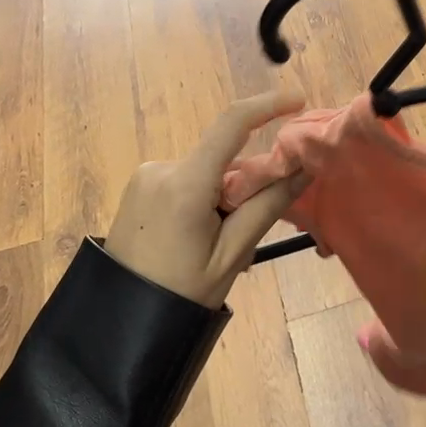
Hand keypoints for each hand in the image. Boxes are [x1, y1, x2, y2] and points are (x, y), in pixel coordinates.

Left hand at [104, 90, 307, 308]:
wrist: (119, 325)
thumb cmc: (180, 295)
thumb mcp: (231, 254)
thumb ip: (269, 204)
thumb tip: (306, 166)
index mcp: (186, 183)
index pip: (232, 123)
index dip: (269, 105)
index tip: (299, 101)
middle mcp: (162, 167)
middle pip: (223, 158)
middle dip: (246, 184)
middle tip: (249, 234)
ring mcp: (146, 175)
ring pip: (206, 171)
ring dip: (223, 196)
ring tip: (218, 247)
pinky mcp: (139, 185)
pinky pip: (186, 180)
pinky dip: (203, 199)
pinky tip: (198, 239)